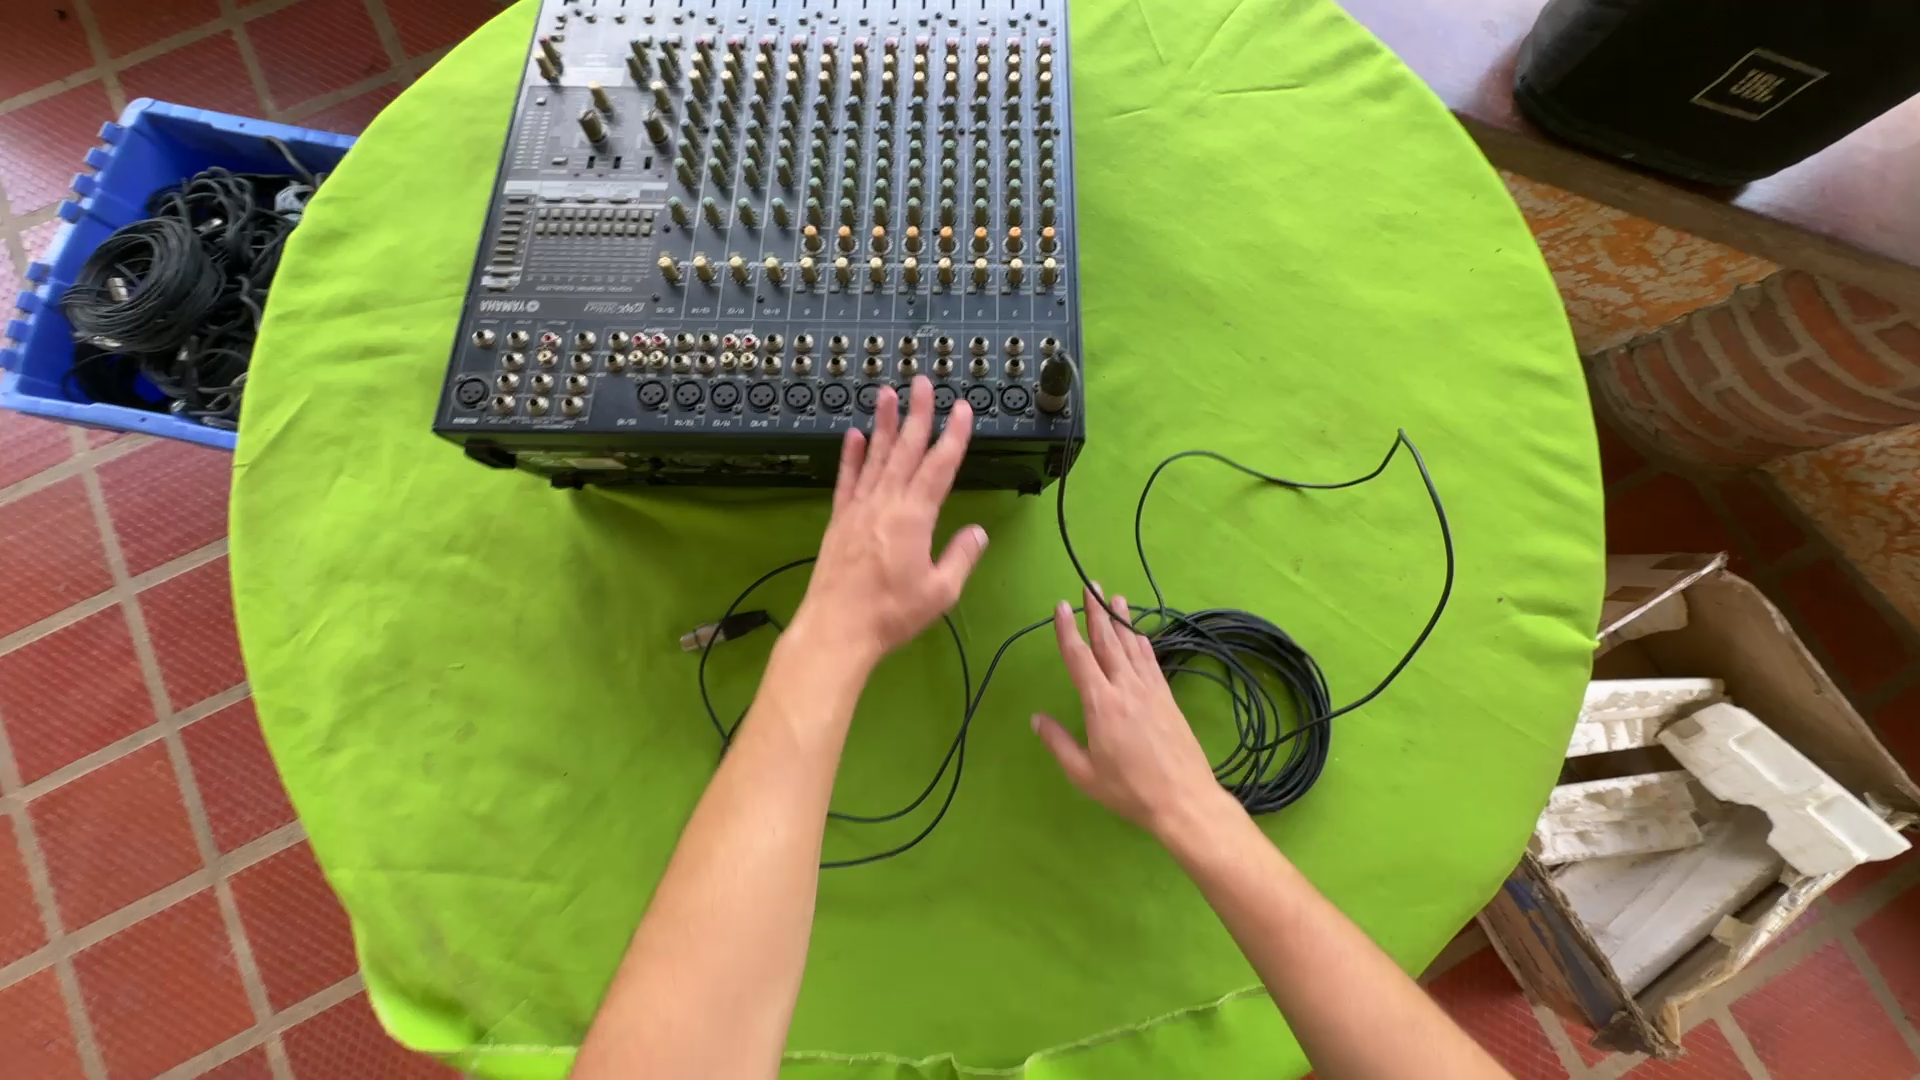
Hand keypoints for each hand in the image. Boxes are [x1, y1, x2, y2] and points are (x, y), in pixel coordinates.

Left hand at [795, 376, 987, 665]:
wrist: (836, 629)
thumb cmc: (892, 614)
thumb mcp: (941, 592)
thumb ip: (961, 557)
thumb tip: (978, 531)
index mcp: (915, 518)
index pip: (940, 468)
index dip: (953, 436)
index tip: (963, 408)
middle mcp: (886, 504)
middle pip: (906, 452)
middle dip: (918, 415)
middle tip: (923, 382)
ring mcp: (858, 509)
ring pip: (875, 458)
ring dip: (884, 425)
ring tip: (888, 393)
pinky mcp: (839, 520)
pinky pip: (847, 481)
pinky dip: (851, 457)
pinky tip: (854, 436)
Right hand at [1033, 587, 1237, 840]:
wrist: (1184, 801)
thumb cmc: (1129, 790)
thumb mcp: (1084, 773)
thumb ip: (1058, 742)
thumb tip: (1036, 718)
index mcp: (1101, 704)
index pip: (1079, 657)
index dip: (1068, 630)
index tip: (1061, 606)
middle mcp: (1126, 688)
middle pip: (1107, 641)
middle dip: (1096, 611)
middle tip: (1089, 584)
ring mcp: (1150, 691)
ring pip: (1131, 646)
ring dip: (1120, 620)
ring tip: (1113, 596)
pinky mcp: (1167, 698)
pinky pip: (1151, 662)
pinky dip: (1142, 643)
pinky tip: (1138, 633)